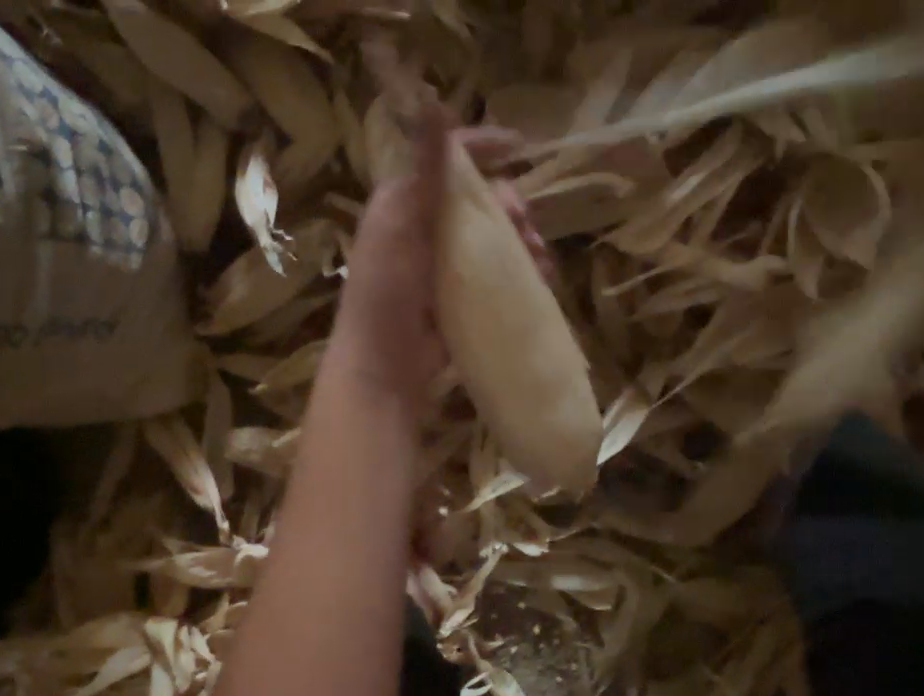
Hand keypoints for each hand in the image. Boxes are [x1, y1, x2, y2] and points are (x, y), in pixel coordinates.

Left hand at [331, 110, 548, 404]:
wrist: (383, 368)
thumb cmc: (386, 291)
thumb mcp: (403, 222)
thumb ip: (426, 168)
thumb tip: (433, 99)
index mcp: (406, 202)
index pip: (450, 160)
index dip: (486, 147)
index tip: (522, 146)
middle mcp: (427, 229)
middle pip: (482, 200)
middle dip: (512, 206)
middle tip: (525, 224)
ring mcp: (447, 267)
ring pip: (497, 239)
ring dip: (524, 241)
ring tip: (538, 258)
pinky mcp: (463, 301)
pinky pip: (500, 275)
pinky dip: (523, 272)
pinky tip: (540, 279)